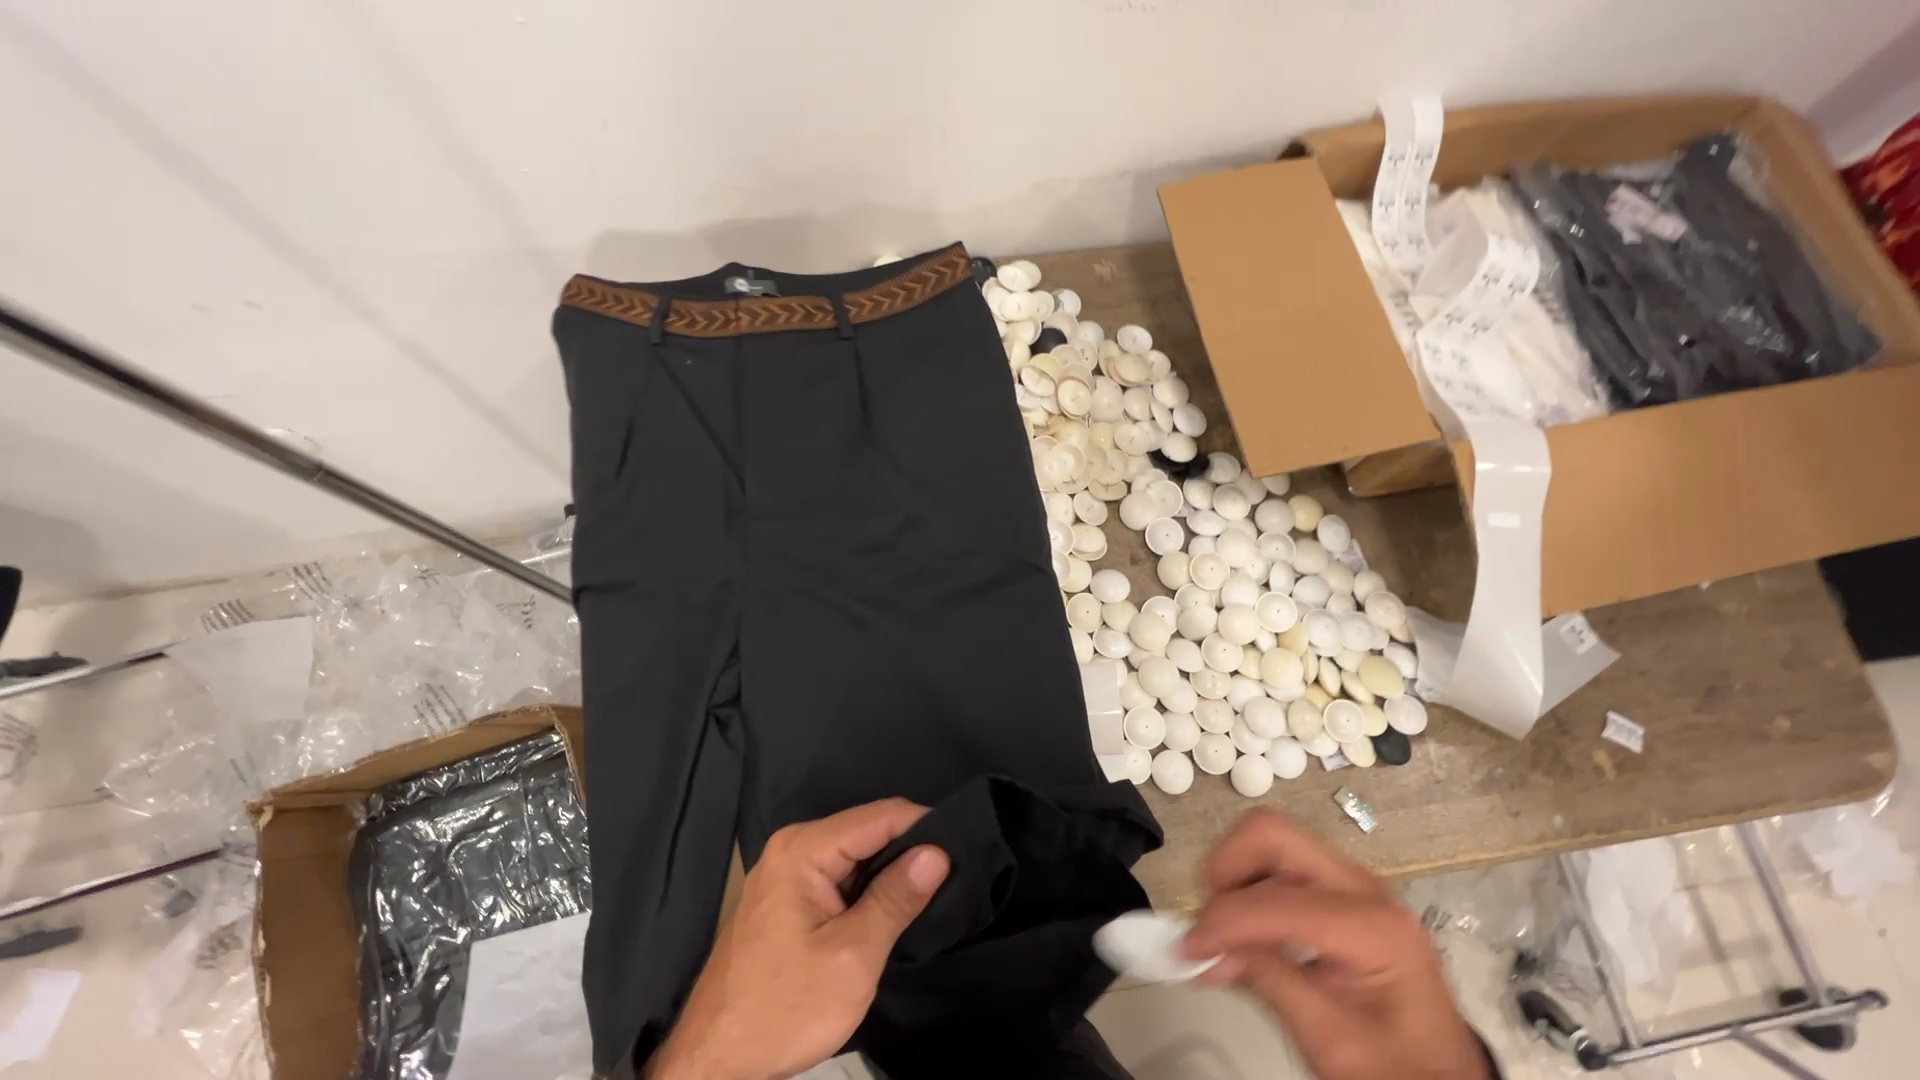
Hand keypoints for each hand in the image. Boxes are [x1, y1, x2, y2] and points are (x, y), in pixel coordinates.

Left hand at [646, 799, 949, 1079]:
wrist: (717, 1060)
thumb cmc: (785, 1008)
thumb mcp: (853, 955)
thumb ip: (895, 898)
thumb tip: (938, 851)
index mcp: (804, 849)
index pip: (880, 815)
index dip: (926, 826)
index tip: (965, 848)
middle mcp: (791, 847)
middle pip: (867, 830)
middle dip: (910, 849)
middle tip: (955, 876)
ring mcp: (785, 872)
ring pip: (855, 855)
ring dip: (890, 872)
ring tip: (933, 892)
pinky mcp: (786, 898)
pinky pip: (838, 876)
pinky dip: (867, 889)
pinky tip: (891, 910)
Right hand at [1184, 810, 1487, 1079]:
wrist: (1441, 1078)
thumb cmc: (1394, 1066)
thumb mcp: (1330, 1040)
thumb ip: (1267, 982)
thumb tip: (1205, 951)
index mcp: (1372, 927)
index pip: (1274, 900)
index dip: (1220, 920)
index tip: (1185, 950)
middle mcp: (1365, 888)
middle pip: (1273, 835)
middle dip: (1225, 868)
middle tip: (1206, 918)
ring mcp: (1354, 883)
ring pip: (1273, 840)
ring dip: (1235, 874)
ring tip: (1223, 930)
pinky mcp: (1342, 891)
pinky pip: (1282, 862)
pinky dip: (1250, 883)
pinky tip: (1244, 930)